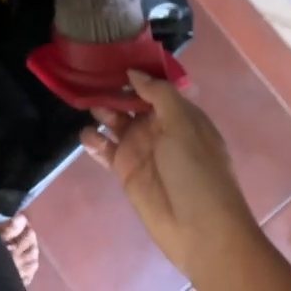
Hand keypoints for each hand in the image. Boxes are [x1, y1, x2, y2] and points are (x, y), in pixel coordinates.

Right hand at [80, 71, 290, 289]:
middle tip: (90, 78)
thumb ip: (159, 94)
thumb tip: (132, 72)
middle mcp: (158, 128)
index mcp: (179, 116)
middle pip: (129, 101)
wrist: (201, 232)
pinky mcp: (124, 170)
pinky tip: (89, 138)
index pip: (154, 87)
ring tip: (90, 107)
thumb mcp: (185, 126)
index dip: (135, 74)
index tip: (110, 58)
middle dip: (112, 90)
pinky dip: (93, 140)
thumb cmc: (199, 173)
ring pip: (114, 121)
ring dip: (101, 111)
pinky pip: (103, 148)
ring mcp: (140, 149)